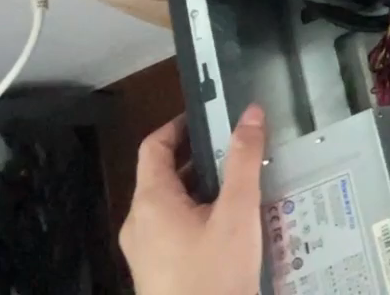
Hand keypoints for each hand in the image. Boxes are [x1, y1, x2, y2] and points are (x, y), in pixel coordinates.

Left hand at [120, 104, 266, 294]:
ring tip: (243, 177)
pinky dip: (200, 209)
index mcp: (151, 202)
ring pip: (172, 201)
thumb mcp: (237, 211)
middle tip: (239, 143)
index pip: (155, 146)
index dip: (181, 124)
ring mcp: (145, 251)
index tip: (214, 114)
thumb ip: (244, 158)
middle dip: (202, 153)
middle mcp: (140, 223)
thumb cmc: (214, 275)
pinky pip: (175, 226)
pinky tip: (234, 219)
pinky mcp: (157, 271)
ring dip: (204, 183)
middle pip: (165, 172)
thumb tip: (250, 112)